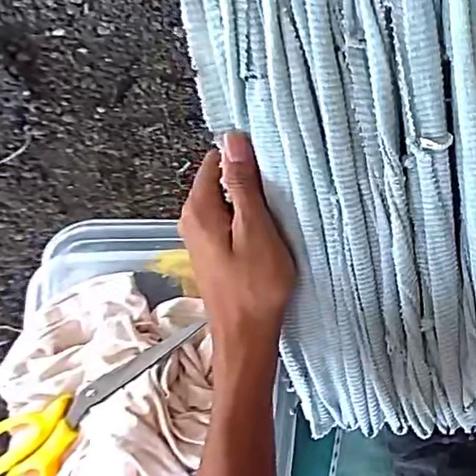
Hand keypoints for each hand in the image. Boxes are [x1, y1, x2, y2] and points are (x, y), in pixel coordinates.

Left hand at [180, 131, 295, 363]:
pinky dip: (250, 218)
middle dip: (250, 178)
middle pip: (221, 180)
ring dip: (253, 200)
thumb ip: (243, 184)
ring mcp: (201, 236)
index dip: (245, 157)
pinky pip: (231, 219)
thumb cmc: (256, 284)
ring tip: (281, 208)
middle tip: (283, 189)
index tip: (274, 164)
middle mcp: (192, 219)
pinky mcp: (214, 251)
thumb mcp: (255, 228)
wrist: (247, 335)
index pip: (216, 161)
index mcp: (199, 209)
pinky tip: (271, 229)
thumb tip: (232, 140)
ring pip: (228, 201)